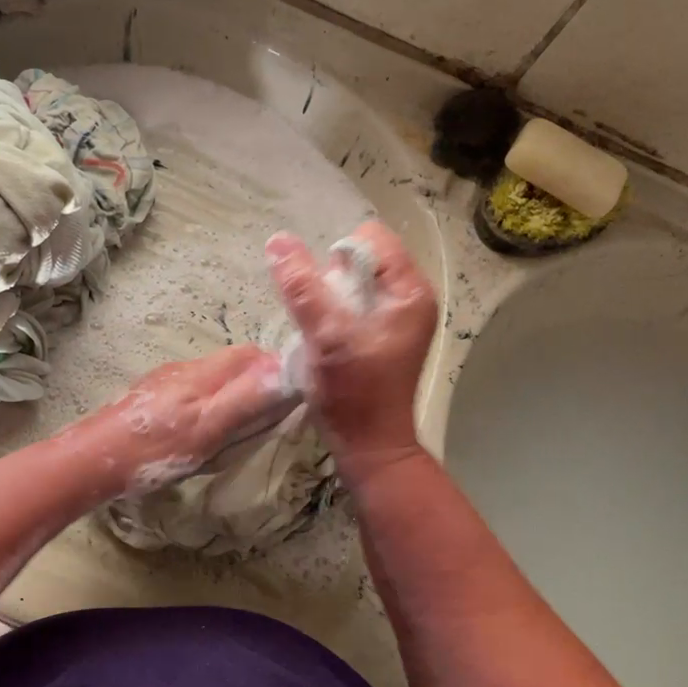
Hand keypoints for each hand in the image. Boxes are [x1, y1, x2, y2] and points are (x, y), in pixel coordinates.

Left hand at [71, 344, 295, 496]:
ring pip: (211, 380)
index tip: (291, 396)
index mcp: (203, 373)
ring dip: (233, 395)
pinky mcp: (150, 401)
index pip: (250, 355)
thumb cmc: (156, 447)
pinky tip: (204, 431)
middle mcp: (185, 369)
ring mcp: (164, 384)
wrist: (93, 460)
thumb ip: (247, 399)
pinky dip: (209, 406)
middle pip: (232, 365)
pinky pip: (192, 394)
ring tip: (241, 428)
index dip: (274, 369)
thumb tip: (287, 371)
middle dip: (256, 382)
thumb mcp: (209, 427)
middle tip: (270, 416)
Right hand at [266, 221, 436, 478]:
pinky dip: (331, 315)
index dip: (337, 256)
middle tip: (321, 318)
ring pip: (352, 284)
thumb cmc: (354, 392)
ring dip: (327, 299)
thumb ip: (302, 287)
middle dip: (330, 279)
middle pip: (360, 259)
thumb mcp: (326, 335)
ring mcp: (396, 319)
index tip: (322, 294)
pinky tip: (322, 341)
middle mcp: (409, 299)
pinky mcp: (380, 337)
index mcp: (410, 291)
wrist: (369, 447)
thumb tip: (277, 240)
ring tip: (320, 331)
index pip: (370, 239)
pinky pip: (350, 306)